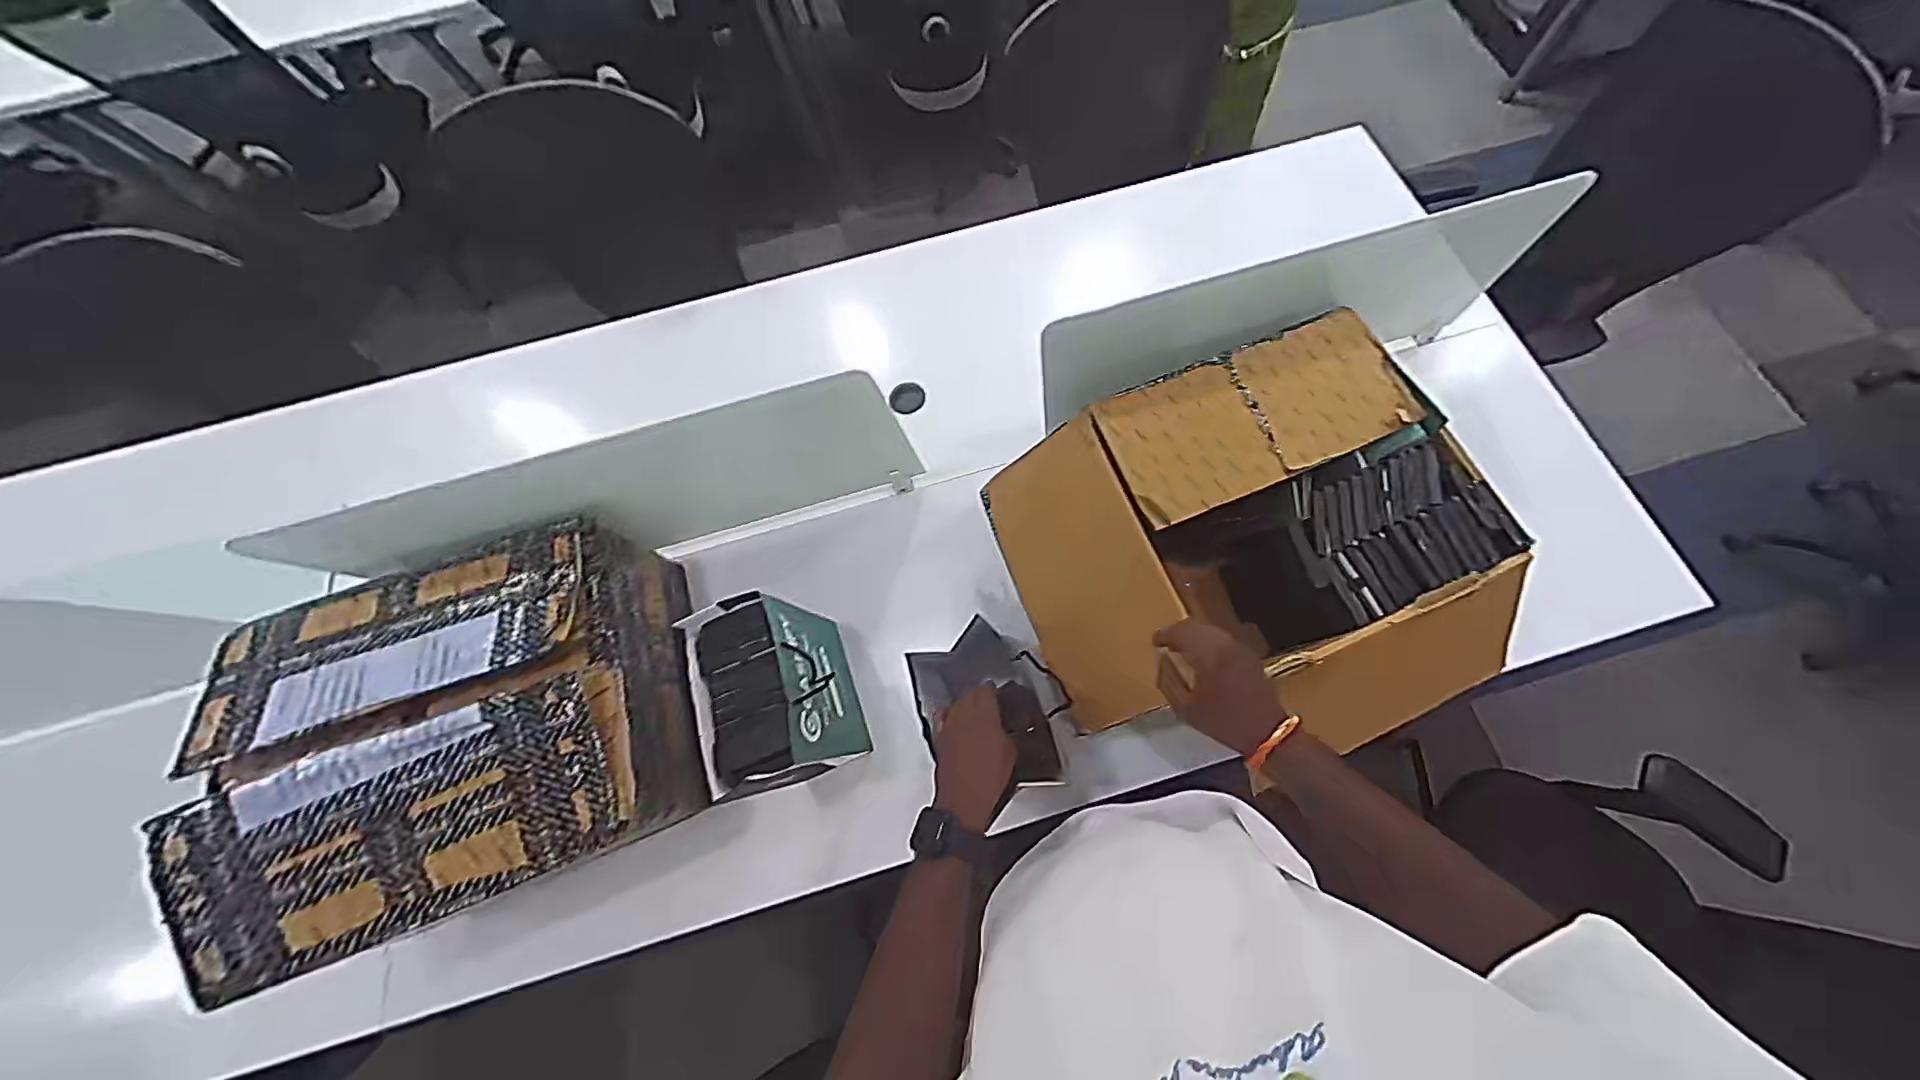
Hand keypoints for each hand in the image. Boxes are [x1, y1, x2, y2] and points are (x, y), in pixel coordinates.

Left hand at [932, 683, 1015, 831]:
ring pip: (958, 704)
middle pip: (971, 694)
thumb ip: (1008, 731)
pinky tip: (960, 724)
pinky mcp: (941, 738)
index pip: (987, 689)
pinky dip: (953, 718)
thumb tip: (1008, 725)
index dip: (995, 691)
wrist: (964, 800)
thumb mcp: (1011, 751)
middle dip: (981, 697)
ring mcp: (949, 726)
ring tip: (978, 715)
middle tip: (992, 704)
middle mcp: (962, 715)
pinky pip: (946, 719)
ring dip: (967, 706)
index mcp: (983, 714)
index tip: (1001, 695)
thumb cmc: (987, 779)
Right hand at [1155, 619, 1289, 756]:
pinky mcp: (1248, 653)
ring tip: (1182, 648)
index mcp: (1208, 655)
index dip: (1165, 634)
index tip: (1155, 642)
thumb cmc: (1223, 722)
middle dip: (1178, 631)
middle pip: (1196, 625)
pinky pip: (1222, 638)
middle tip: (1166, 643)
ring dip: (1193, 634)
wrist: (1267, 731)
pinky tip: (1203, 655)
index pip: (1180, 632)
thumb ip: (1168, 680)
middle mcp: (1225, 644)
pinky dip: (1208, 640)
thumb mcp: (1186, 708)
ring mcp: (1239, 647)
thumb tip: (1162, 659)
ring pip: (1210, 629)